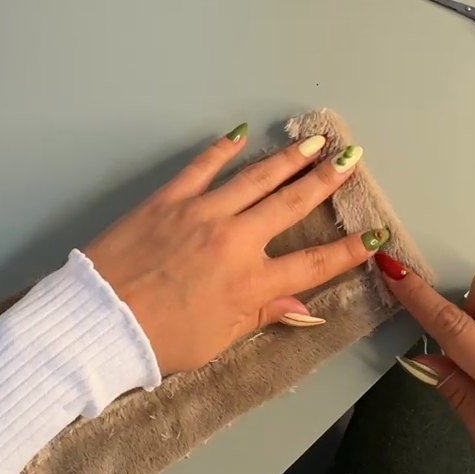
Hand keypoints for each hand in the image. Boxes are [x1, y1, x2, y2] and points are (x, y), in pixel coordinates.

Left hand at [86, 125, 386, 374]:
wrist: (98, 321)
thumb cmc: (159, 341)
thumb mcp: (217, 339)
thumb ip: (261, 313)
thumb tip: (306, 309)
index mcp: (250, 284)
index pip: (314, 264)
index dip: (350, 250)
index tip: (376, 235)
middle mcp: (236, 241)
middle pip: (292, 204)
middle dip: (326, 181)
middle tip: (351, 158)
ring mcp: (203, 213)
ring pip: (257, 178)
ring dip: (289, 158)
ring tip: (314, 142)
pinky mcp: (171, 198)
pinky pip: (203, 166)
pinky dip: (223, 147)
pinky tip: (241, 132)